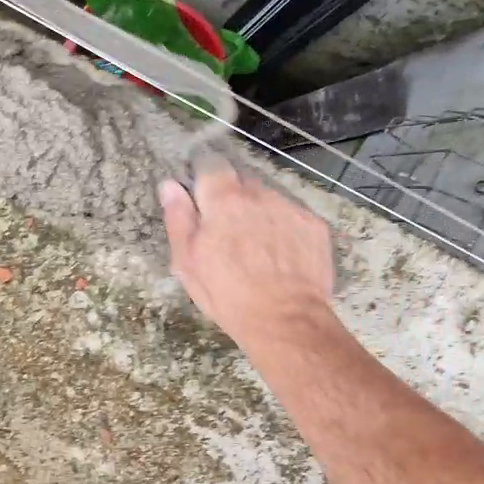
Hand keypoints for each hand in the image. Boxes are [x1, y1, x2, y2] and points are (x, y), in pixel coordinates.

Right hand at [158, 159, 339, 349]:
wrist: (285, 319)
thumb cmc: (227, 294)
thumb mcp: (188, 262)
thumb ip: (178, 218)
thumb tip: (169, 186)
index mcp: (224, 200)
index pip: (211, 164)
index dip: (203, 176)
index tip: (200, 195)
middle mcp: (260, 194)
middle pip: (241, 181)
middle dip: (232, 198)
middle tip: (226, 231)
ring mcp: (291, 207)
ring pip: (268, 198)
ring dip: (259, 213)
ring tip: (256, 247)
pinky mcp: (314, 224)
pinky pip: (291, 216)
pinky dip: (283, 228)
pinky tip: (279, 254)